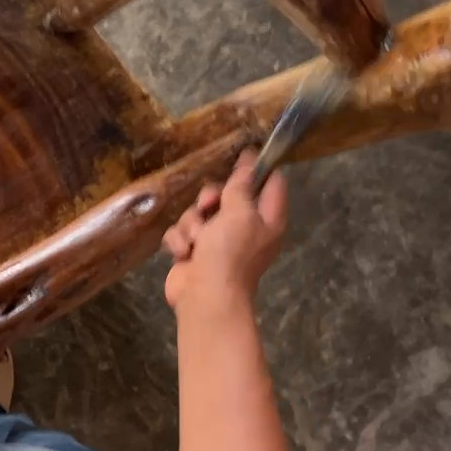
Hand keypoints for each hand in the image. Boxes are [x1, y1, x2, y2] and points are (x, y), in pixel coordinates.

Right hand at [162, 150, 288, 313]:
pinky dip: (180, 241)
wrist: (205, 295)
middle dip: (210, 199)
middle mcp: (244, 226)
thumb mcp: (239, 213)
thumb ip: (241, 186)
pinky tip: (183, 252)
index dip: (256, 168)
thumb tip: (250, 158)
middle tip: (208, 206)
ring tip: (195, 241)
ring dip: (191, 223)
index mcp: (267, 217)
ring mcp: (217, 240)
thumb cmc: (229, 253)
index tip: (238, 156)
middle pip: (226, 195)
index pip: (270, 181)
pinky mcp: (194, 250)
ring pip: (198, 213)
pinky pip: (182, 232)